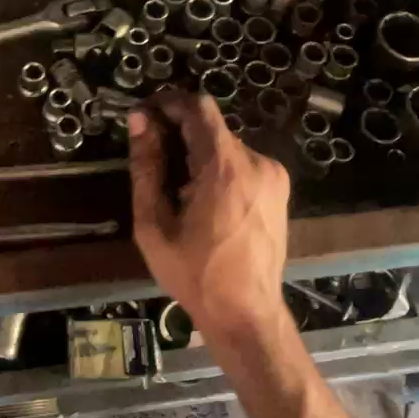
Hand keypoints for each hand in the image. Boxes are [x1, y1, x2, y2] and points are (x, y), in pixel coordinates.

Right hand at [128, 91, 291, 340]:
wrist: (246, 315)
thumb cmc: (194, 273)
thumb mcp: (154, 223)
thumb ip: (146, 166)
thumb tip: (139, 120)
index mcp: (225, 167)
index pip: (198, 107)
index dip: (167, 102)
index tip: (143, 115)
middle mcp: (257, 162)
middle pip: (210, 127)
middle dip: (178, 134)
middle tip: (153, 161)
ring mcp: (273, 175)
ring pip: (225, 145)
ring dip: (198, 154)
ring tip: (177, 191)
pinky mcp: (279, 189)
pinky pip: (241, 164)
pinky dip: (218, 170)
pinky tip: (204, 202)